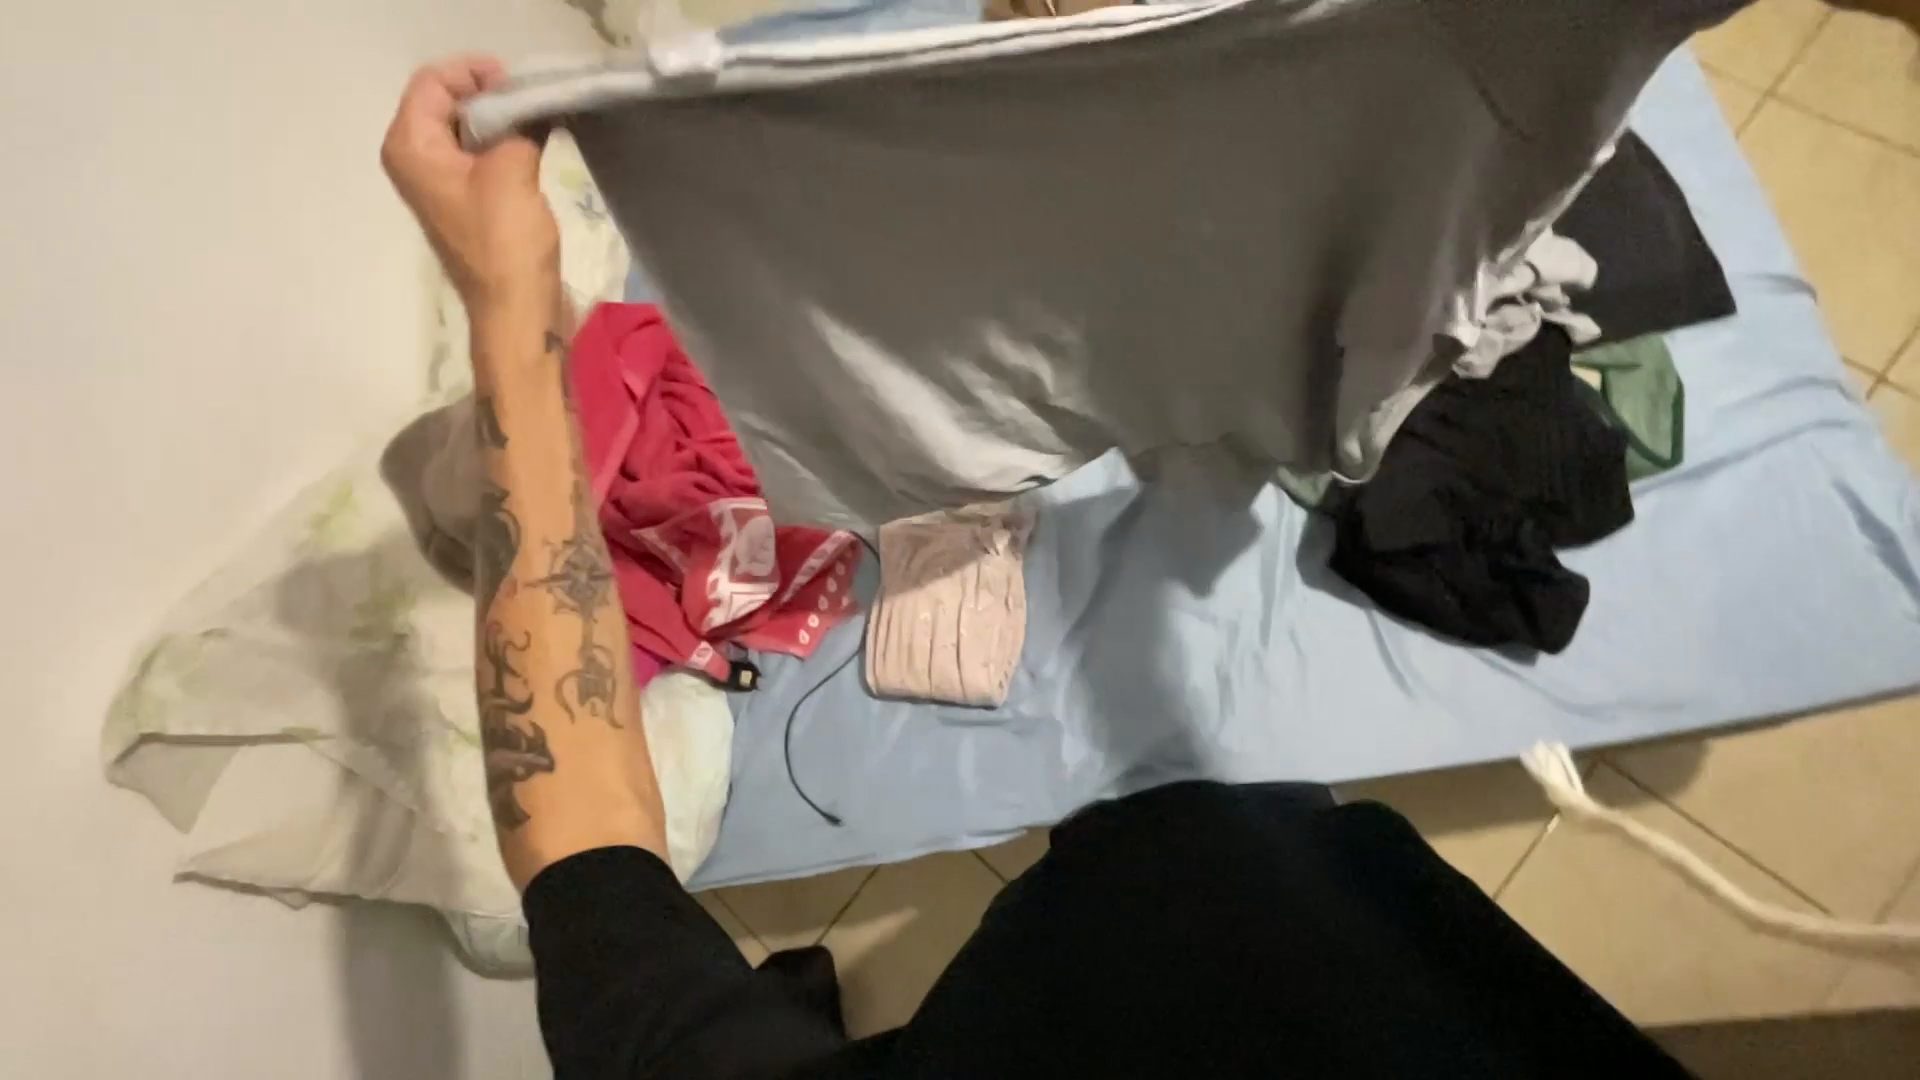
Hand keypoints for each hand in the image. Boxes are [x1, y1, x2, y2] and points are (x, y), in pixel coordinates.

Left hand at [382, 55, 559, 314]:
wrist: (518, 312)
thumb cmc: (506, 246)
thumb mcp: (512, 173)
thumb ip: (519, 129)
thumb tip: (534, 108)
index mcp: (411, 147)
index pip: (433, 84)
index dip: (475, 73)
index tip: (520, 80)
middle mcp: (418, 162)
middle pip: (449, 107)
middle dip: (492, 98)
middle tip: (536, 99)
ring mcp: (445, 188)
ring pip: (471, 136)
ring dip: (505, 126)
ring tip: (543, 122)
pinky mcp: (473, 209)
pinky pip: (485, 164)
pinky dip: (510, 151)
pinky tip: (539, 152)